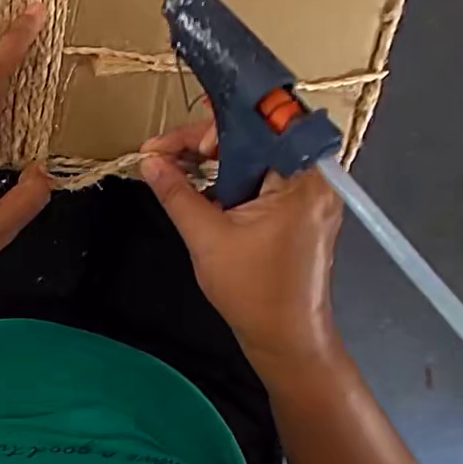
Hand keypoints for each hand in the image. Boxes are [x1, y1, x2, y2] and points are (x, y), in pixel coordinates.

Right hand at [140, 118, 343, 361]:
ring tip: (172, 169)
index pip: (258, 124)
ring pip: (254, 158)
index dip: (213, 123)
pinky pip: (260, 179)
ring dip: (214, 161)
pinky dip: (228, 179)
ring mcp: (308, 195)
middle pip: (255, 137)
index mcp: (301, 179)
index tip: (175, 139)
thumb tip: (149, 161)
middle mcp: (313, 179)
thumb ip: (176, 192)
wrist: (285, 339)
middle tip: (162, 155)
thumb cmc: (252, 292)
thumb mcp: (205, 237)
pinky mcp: (299, 211)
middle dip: (205, 143)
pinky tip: (197, 187)